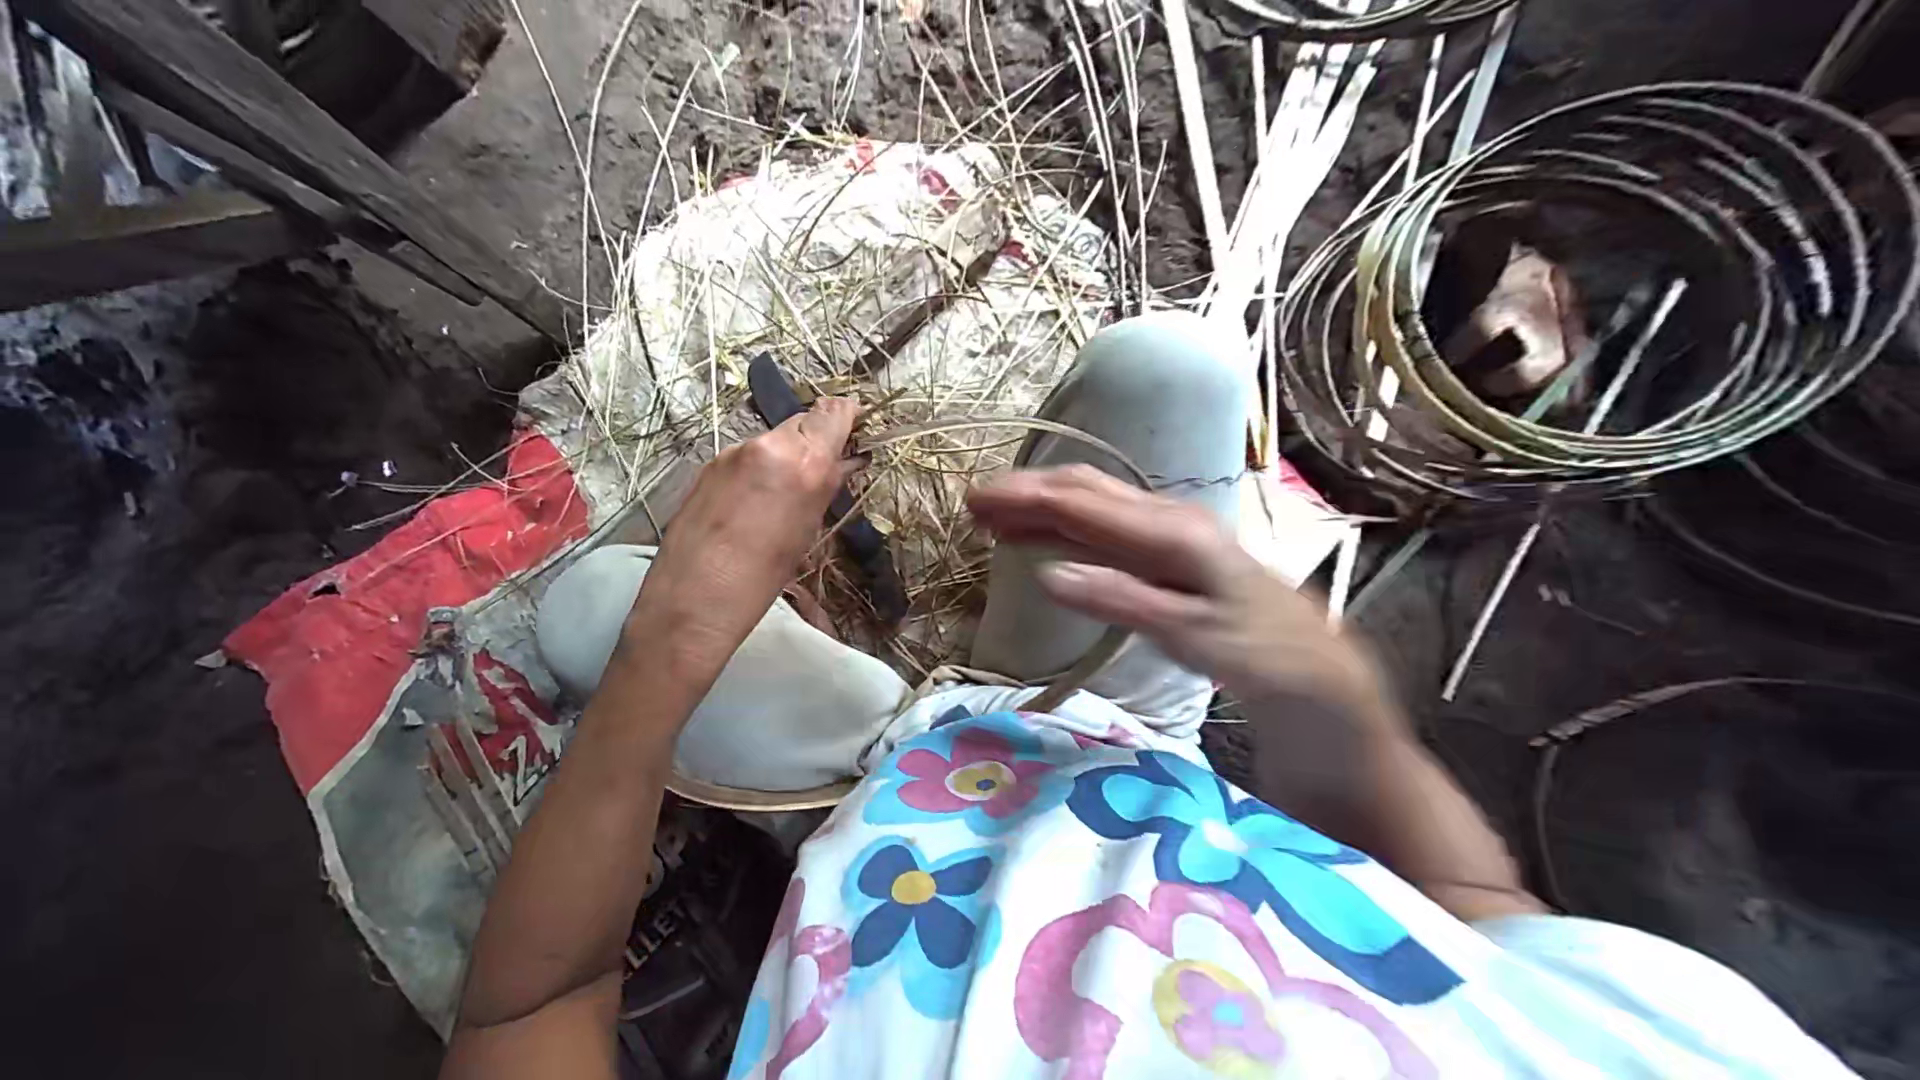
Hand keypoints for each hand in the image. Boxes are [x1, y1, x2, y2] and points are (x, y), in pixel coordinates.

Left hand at [620, 398, 860, 696]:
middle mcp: (769, 446)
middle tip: (822, 467)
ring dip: (787, 455)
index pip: (833, 412)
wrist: (694, 598)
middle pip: (804, 421)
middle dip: (817, 438)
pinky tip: (754, 502)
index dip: (848, 415)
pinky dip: (760, 468)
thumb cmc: (762, 577)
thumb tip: (843, 463)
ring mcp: (735, 452)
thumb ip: (825, 487)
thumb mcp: (807, 531)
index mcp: (804, 463)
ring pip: (774, 438)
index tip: (855, 428)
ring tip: (783, 494)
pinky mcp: (710, 463)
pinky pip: (748, 455)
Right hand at [965, 465, 1398, 734]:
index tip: (975, 503)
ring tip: (998, 517)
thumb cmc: (1264, 658)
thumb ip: (1123, 600)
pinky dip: (1069, 526)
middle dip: (1027, 493)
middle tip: (974, 505)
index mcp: (1173, 533)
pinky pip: (1109, 526)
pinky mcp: (1173, 554)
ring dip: (1044, 506)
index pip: (1082, 503)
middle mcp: (1170, 520)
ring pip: (1095, 504)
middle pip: (1085, 491)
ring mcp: (1172, 534)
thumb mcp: (1194, 636)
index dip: (1025, 499)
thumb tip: (1049, 574)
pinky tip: (1049, 538)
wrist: (1322, 676)